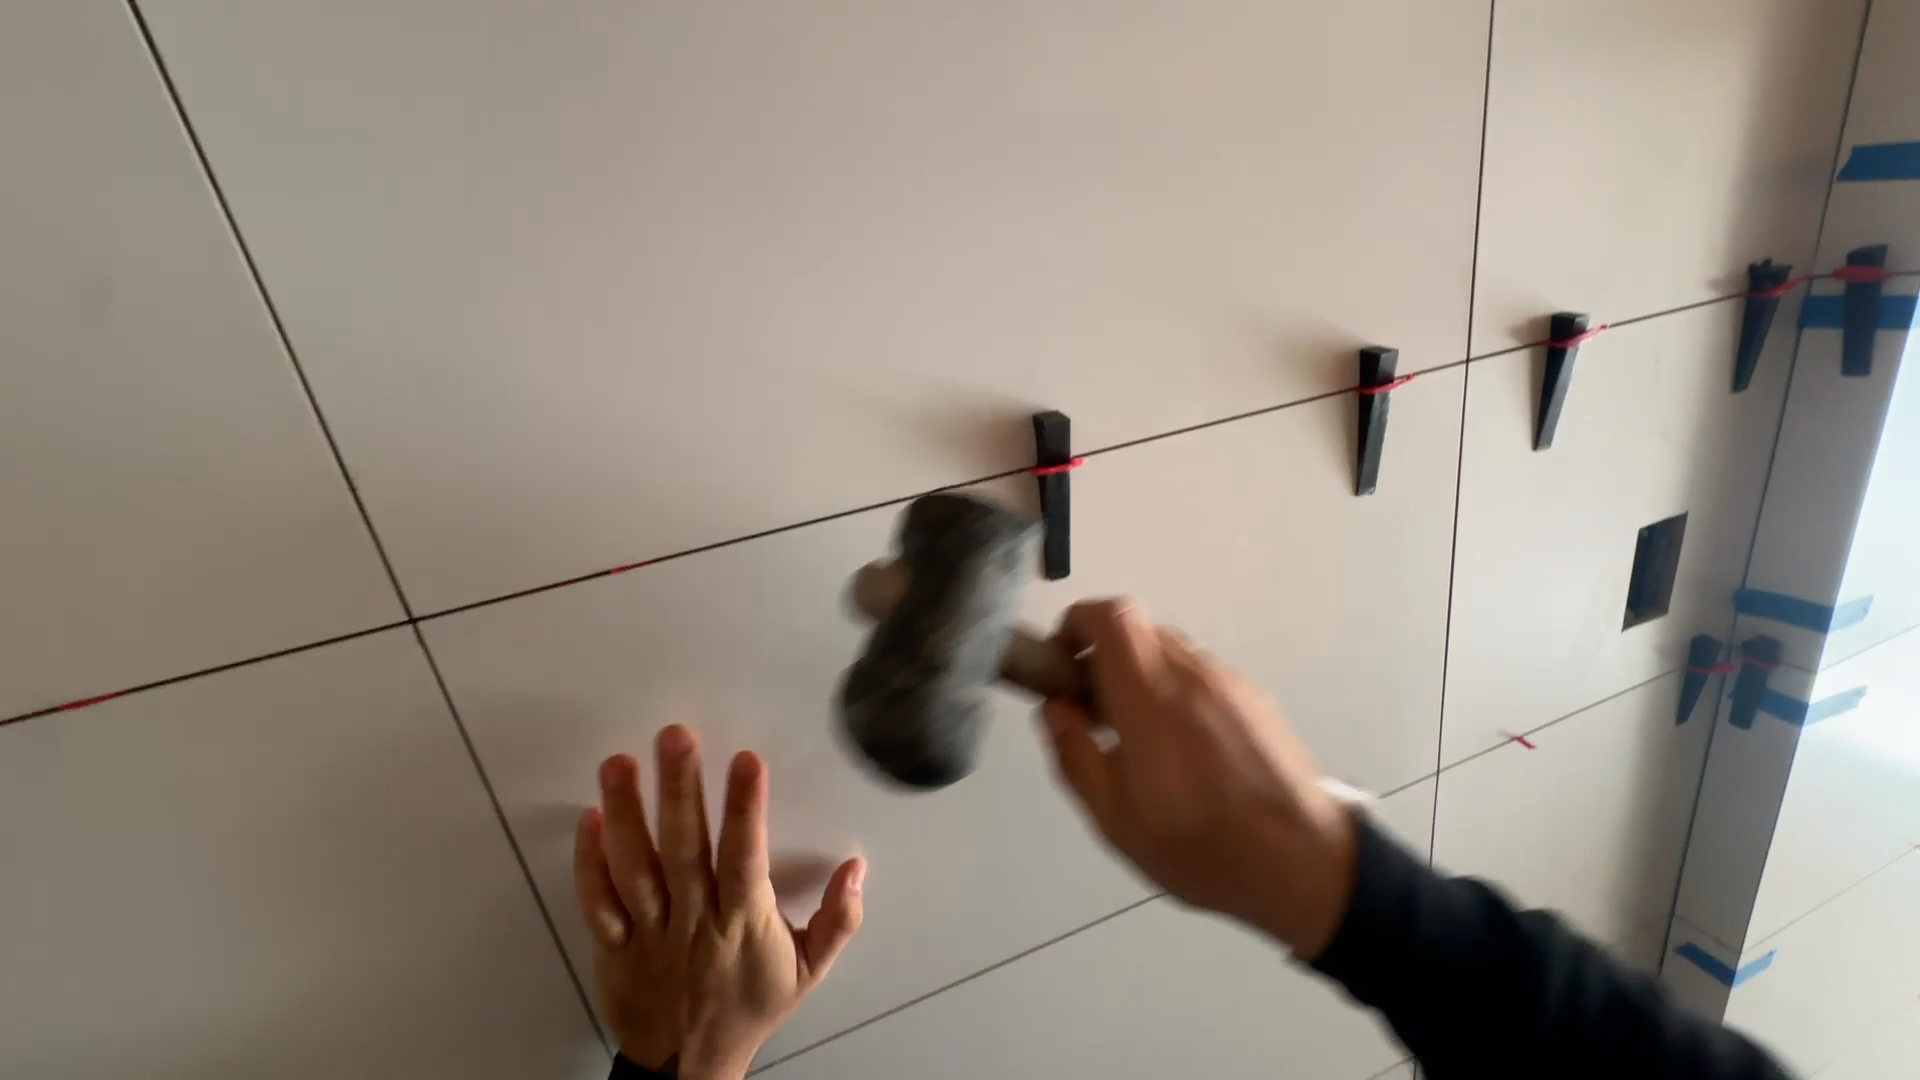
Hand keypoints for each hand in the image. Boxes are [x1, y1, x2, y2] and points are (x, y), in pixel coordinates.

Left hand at [574, 725, 865, 1077]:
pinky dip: (589, 863)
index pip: (746, 857)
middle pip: (684, 848)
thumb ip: (838, 919)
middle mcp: (692, 921)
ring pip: (634, 868)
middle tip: (674, 737)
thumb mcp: (809, 970)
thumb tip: (856, 867)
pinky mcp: (612, 949)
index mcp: (742, 922)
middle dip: (680, 789)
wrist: (689, 1071)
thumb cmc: (752, 1006)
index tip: (746, 761)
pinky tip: (589, 819)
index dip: (746, 809)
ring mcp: (647, 934)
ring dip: (626, 813)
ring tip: (618, 763)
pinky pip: (597, 904)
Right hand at [1036, 599, 1358, 959]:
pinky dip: (1174, 689)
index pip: (1111, 616)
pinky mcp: (1255, 698)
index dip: (1077, 621)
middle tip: (1093, 709)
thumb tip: (1055, 707)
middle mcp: (1191, 674)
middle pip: (1137, 629)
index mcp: (1150, 697)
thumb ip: (1075, 754)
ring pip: (1168, 650)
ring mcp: (1228, 682)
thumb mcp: (1115, 818)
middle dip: (1103, 655)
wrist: (1307, 865)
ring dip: (1139, 673)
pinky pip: (1199, 673)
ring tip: (1137, 734)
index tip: (1062, 661)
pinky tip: (1183, 748)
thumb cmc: (1200, 846)